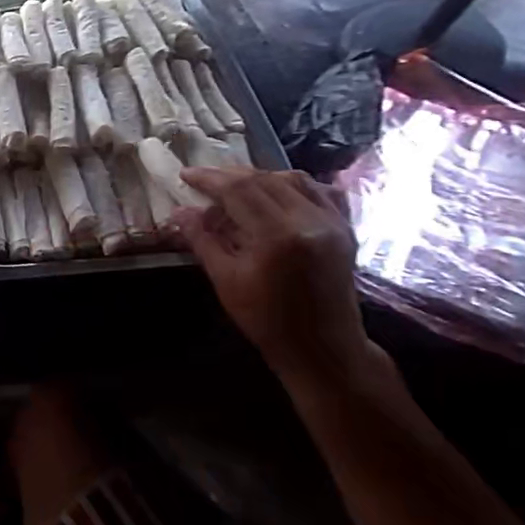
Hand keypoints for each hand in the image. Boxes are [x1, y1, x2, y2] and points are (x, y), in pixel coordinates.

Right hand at [173, 168, 385, 393]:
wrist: (322, 349)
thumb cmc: (267, 321)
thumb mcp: (225, 281)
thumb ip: (203, 240)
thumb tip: (180, 211)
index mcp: (277, 236)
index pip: (238, 189)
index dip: (209, 178)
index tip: (186, 175)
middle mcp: (308, 220)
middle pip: (263, 179)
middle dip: (230, 176)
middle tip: (204, 182)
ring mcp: (331, 222)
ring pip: (292, 179)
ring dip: (260, 177)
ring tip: (236, 188)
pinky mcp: (344, 228)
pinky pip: (319, 190)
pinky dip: (293, 185)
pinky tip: (276, 194)